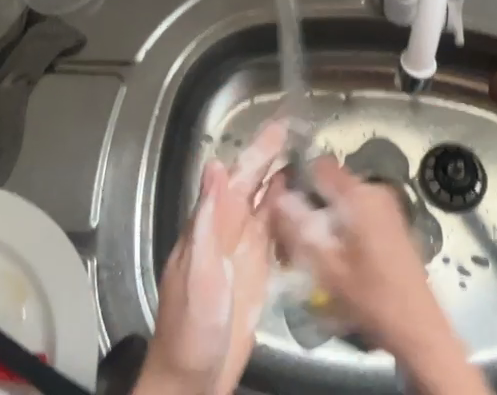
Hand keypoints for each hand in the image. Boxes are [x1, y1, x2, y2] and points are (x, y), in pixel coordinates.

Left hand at [137, 121, 283, 394]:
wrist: (192, 379)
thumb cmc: (190, 328)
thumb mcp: (198, 271)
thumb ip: (207, 220)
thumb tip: (214, 166)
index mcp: (209, 227)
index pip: (236, 179)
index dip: (256, 152)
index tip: (278, 127)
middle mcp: (226, 234)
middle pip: (252, 188)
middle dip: (272, 159)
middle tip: (297, 133)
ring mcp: (242, 255)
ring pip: (265, 209)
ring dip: (282, 184)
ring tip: (306, 162)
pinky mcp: (256, 277)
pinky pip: (274, 239)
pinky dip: (288, 218)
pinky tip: (303, 210)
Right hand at [266, 158, 493, 394]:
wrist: (417, 328)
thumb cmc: (372, 298)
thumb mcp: (326, 266)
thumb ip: (298, 226)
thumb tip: (276, 195)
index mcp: (360, 195)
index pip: (319, 165)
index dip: (296, 178)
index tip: (280, 203)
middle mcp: (375, 191)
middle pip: (329, 184)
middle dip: (307, 207)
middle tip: (289, 241)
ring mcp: (386, 206)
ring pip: (340, 201)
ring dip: (321, 221)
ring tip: (307, 256)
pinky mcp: (391, 222)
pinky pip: (355, 213)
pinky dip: (339, 228)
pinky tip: (330, 259)